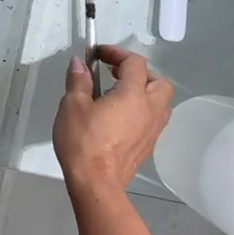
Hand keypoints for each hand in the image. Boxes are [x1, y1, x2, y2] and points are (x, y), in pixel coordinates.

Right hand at [53, 46, 173, 195]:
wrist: (97, 181)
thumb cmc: (83, 140)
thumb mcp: (72, 105)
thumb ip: (78, 80)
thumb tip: (79, 63)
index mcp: (132, 94)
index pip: (134, 63)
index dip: (117, 53)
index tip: (98, 54)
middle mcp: (150, 109)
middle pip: (159, 81)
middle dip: (139, 73)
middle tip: (115, 75)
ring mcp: (153, 129)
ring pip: (161, 101)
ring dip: (145, 92)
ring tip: (119, 95)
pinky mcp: (149, 145)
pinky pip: (153, 118)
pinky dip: (142, 110)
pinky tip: (120, 117)